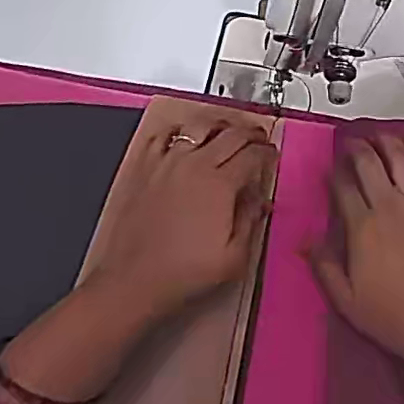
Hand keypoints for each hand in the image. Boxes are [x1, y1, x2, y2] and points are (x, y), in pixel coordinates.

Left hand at [86, 114, 277, 319]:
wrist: (133, 279)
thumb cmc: (183, 272)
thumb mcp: (233, 257)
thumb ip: (251, 221)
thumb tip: (259, 200)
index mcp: (221, 184)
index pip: (253, 155)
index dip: (267, 153)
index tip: (271, 156)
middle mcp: (196, 164)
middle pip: (231, 133)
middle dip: (251, 133)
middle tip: (258, 139)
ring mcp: (168, 161)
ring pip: (200, 126)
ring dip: (219, 125)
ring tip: (227, 130)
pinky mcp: (145, 166)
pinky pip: (164, 134)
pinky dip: (179, 129)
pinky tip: (184, 135)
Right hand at [308, 134, 403, 358]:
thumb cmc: (389, 312)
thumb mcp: (345, 298)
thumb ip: (323, 266)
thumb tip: (306, 243)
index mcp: (361, 226)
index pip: (343, 187)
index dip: (333, 174)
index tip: (329, 171)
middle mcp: (387, 206)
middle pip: (369, 164)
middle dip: (357, 148)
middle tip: (351, 144)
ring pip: (400, 160)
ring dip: (388, 143)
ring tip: (380, 136)